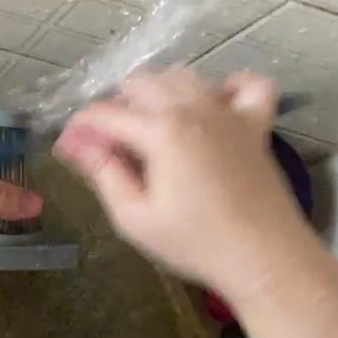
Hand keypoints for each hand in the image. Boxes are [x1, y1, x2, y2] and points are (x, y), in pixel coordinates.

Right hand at [52, 70, 317, 301]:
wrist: (268, 260)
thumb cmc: (195, 243)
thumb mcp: (134, 217)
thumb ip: (103, 173)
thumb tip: (75, 143)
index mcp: (160, 131)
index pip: (106, 114)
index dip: (82, 127)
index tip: (69, 146)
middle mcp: (193, 109)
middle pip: (140, 84)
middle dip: (116, 106)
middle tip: (109, 145)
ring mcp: (228, 113)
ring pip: (181, 77)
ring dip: (158, 93)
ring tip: (149, 128)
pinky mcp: (256, 125)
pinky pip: (247, 84)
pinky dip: (226, 87)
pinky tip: (213, 107)